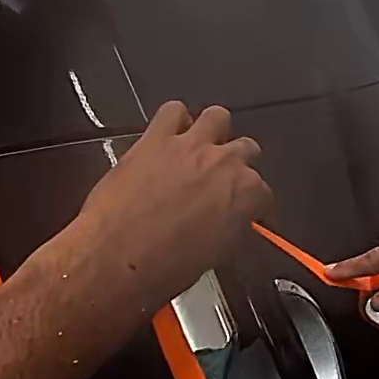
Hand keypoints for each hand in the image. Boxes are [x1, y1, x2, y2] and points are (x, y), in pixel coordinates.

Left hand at [68, 101, 274, 311]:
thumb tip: (230, 226)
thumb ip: (231, 231)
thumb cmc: (162, 268)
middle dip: (240, 164)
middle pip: (247, 149)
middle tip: (225, 180)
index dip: (258, 207)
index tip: (250, 214)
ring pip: (218, 117)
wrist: (114, 260)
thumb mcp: (214, 257)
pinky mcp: (156, 138)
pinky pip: (173, 111)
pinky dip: (176, 120)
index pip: (264, 194)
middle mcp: (224, 162)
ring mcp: (190, 145)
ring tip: (205, 147)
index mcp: (245, 193)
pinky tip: (172, 134)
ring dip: (215, 132)